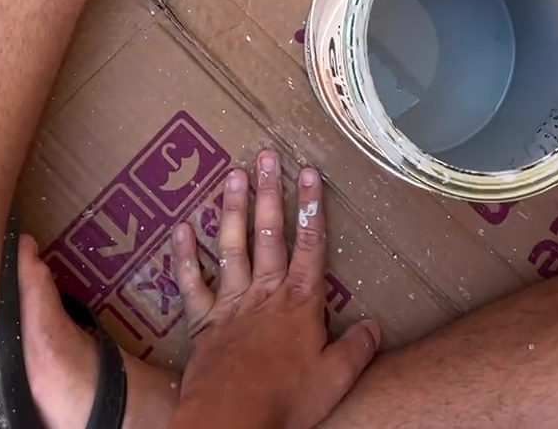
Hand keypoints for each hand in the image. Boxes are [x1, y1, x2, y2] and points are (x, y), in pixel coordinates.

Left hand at [168, 151, 380, 428]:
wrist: (230, 421)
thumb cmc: (286, 400)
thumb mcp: (334, 379)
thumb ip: (357, 349)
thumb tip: (376, 325)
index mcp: (299, 301)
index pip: (311, 243)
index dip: (311, 205)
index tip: (309, 171)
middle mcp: (265, 291)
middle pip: (269, 233)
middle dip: (270, 192)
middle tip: (267, 155)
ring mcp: (231, 302)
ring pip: (232, 245)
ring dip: (233, 208)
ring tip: (233, 174)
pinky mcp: (204, 322)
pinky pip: (192, 283)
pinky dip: (185, 256)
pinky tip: (181, 228)